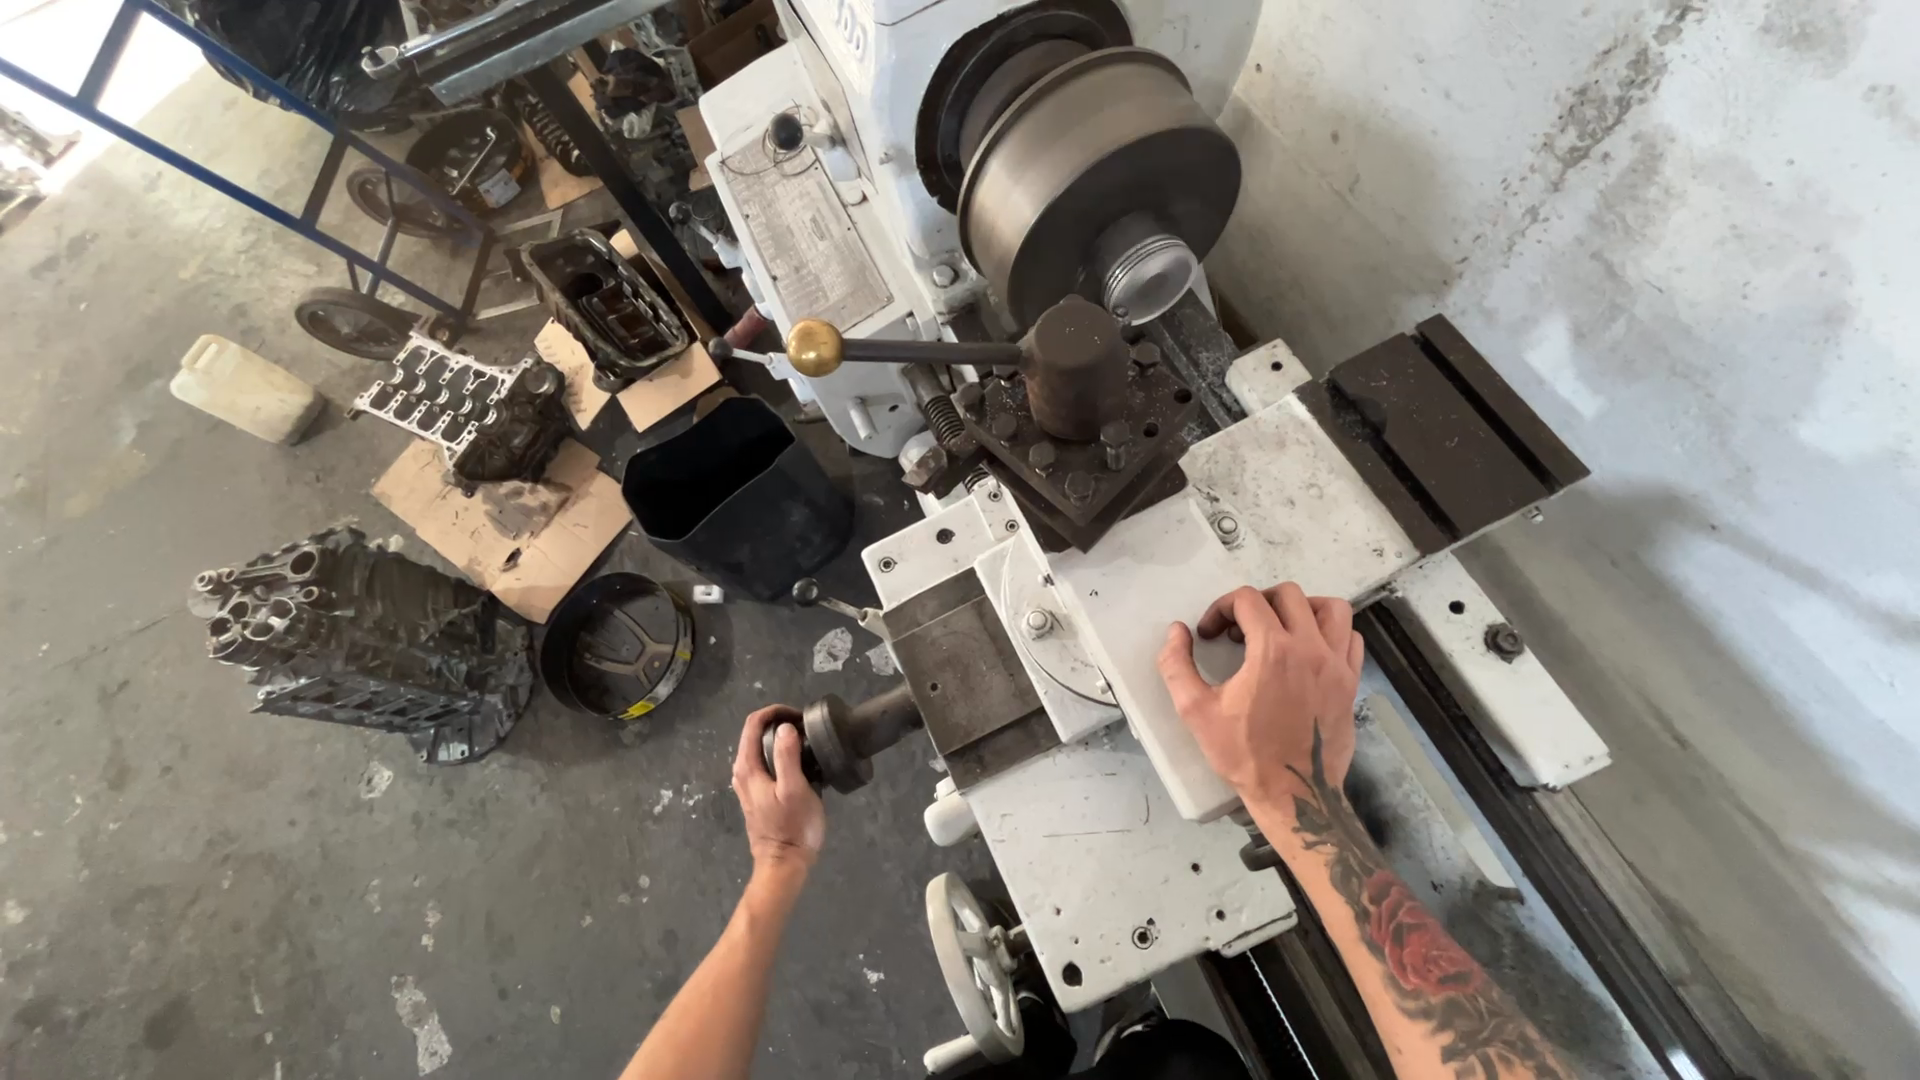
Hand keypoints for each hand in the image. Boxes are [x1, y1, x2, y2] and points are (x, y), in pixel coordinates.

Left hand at [731, 706, 826, 873]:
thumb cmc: (792, 827)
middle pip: (754, 733)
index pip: (753, 723)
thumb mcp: (794, 789)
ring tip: (806, 741)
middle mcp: (742, 772)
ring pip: (759, 748)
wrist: (784, 864)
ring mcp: (747, 785)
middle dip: (778, 722)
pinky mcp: (757, 795)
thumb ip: (787, 757)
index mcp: (748, 767)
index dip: (775, 712)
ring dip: (779, 738)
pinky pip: (764, 763)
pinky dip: (778, 754)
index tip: (799, 716)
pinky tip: (798, 762)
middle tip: (806, 728)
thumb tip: (785, 728)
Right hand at [1156, 584, 1364, 815]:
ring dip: (1300, 609)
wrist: (1295, 795)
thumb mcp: (1194, 711)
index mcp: (1272, 651)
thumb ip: (1176, 665)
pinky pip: (1350, 638)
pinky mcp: (1351, 683)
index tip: (1210, 635)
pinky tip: (1308, 650)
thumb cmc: (1243, 754)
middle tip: (1239, 630)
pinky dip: (1330, 632)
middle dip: (1257, 603)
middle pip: (1288, 595)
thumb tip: (1176, 631)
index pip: (1247, 600)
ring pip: (1330, 608)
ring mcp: (1337, 665)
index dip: (1220, 608)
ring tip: (1279, 629)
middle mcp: (1310, 649)